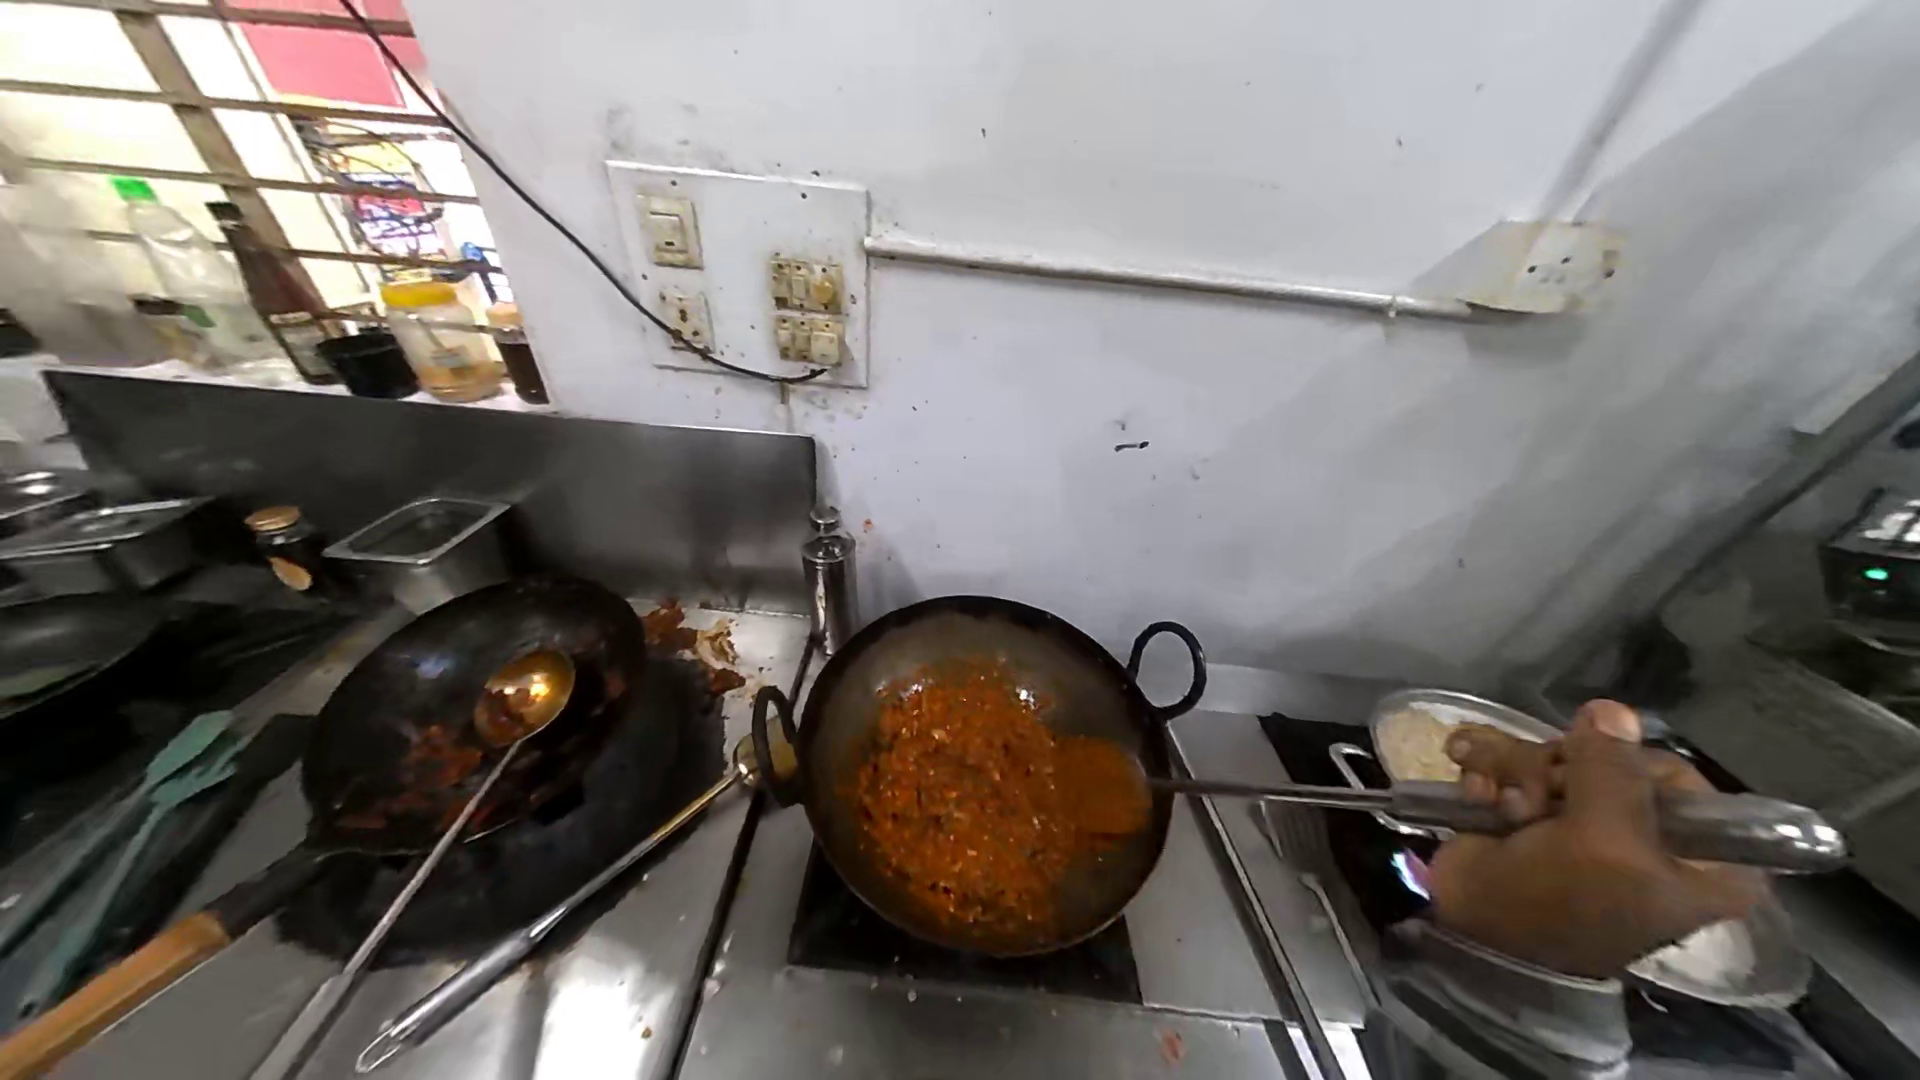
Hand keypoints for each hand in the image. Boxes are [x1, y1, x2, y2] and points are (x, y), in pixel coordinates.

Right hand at [1426, 700, 1766, 977]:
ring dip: (1507, 770)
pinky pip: (1499, 759)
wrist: (1474, 924)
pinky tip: (1472, 793)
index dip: (1619, 766)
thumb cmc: (1558, 901)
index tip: (1586, 786)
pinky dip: (1480, 771)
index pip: (1668, 771)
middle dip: (1548, 771)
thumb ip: (1612, 774)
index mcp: (1693, 852)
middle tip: (1531, 804)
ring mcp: (1569, 813)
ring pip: (1539, 753)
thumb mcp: (1602, 844)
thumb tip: (1610, 708)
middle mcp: (1635, 827)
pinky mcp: (1514, 801)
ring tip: (1494, 803)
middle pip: (1594, 757)